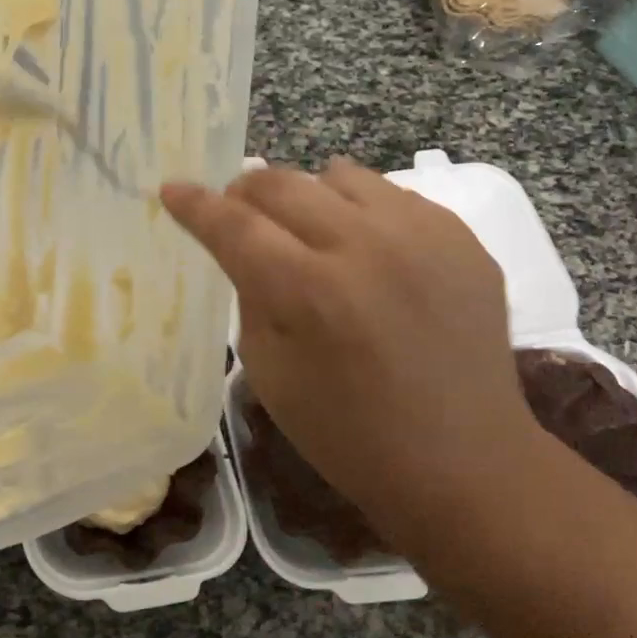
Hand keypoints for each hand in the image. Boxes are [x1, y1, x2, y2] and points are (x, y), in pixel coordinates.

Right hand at [161, 158, 535, 531]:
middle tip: (235, 213)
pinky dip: (360, 210)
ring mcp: (422, 236)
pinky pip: (391, 195)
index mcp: (310, 290)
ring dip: (306, 195)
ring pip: (338, 174)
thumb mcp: (267, 369)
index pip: (234, 223)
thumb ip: (250, 293)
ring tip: (305, 229)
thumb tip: (241, 244)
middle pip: (282, 184)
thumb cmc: (347, 431)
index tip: (171, 190)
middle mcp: (366, 247)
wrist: (465, 463)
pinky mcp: (462, 238)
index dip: (195, 203)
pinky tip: (362, 249)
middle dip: (244, 192)